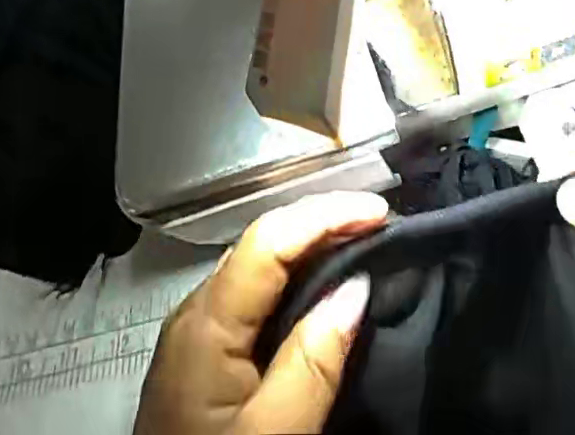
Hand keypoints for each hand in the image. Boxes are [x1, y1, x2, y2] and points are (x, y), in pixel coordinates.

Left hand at [134, 191, 386, 434]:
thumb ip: (312, 362)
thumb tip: (354, 286)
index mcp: (206, 318)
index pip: (268, 240)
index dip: (323, 215)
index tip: (378, 211)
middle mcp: (196, 307)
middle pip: (260, 242)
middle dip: (318, 221)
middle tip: (377, 222)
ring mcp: (195, 327)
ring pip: (256, 264)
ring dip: (307, 245)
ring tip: (358, 240)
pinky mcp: (203, 350)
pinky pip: (252, 294)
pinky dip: (292, 277)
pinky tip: (320, 283)